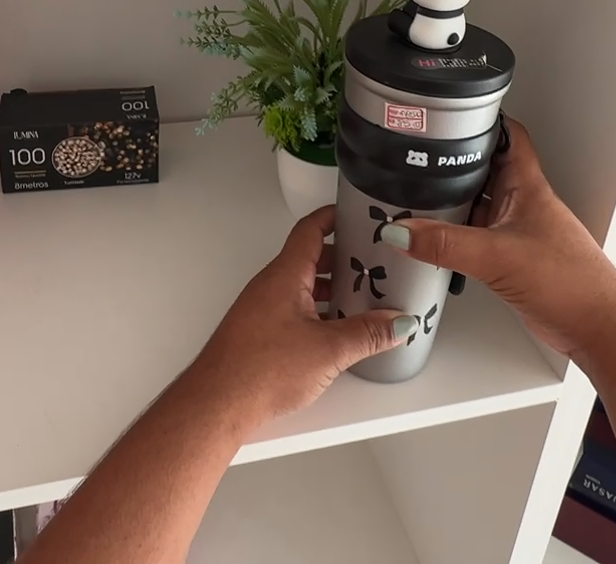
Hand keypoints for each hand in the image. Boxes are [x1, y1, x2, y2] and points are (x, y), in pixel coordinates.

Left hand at [183, 206, 411, 429]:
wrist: (218, 402)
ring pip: (301, 284)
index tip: (355, 213)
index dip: (332, 217)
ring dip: (330, 287)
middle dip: (341, 258)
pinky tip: (334, 330)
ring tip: (361, 298)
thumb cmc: (263, 368)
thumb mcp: (328, 350)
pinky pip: (293, 306)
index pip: (310, 230)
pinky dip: (316, 309)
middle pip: (309, 257)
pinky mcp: (259, 330)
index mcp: (286, 274)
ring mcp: (263, 307)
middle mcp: (271, 284)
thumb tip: (397, 322)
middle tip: (371, 263)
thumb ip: (367, 334)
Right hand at [384, 116, 615, 366]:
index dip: (484, 118)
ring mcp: (518, 231)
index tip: (453, 110)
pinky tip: (435, 241)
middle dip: (454, 161)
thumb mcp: (496, 256)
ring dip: (452, 200)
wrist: (599, 330)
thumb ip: (444, 243)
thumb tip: (399, 230)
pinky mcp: (513, 258)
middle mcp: (522, 204)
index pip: (508, 136)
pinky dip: (456, 234)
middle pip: (484, 169)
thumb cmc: (571, 283)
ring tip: (415, 195)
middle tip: (417, 154)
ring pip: (479, 203)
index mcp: (527, 187)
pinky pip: (477, 235)